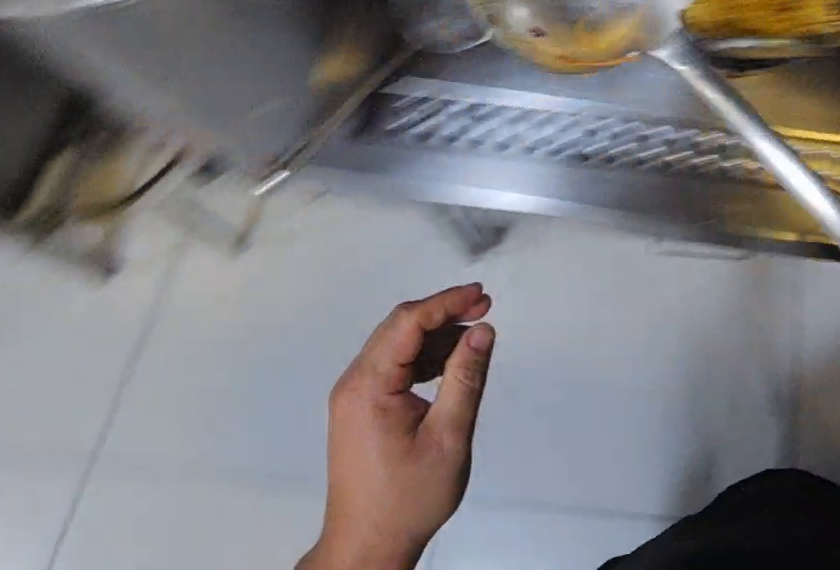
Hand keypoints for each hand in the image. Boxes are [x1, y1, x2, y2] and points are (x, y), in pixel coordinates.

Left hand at [299, 284, 496, 569]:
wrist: (367, 548)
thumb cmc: (409, 497)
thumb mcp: (449, 437)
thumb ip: (466, 378)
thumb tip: (483, 329)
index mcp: (369, 385)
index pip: (408, 322)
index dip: (447, 302)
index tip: (483, 295)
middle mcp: (354, 382)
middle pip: (399, 327)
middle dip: (443, 311)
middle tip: (485, 306)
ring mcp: (354, 395)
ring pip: (398, 344)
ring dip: (436, 333)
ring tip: (475, 333)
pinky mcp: (361, 408)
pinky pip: (394, 365)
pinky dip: (425, 356)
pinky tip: (452, 362)